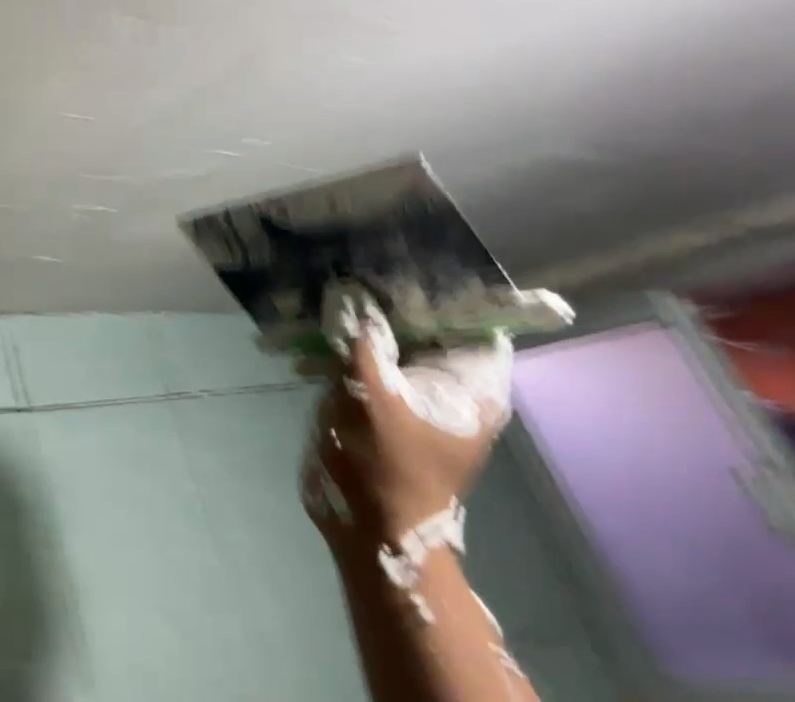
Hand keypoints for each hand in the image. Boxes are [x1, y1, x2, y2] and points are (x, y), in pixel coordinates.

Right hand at [303, 286, 515, 545]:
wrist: (371, 530)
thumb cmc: (386, 466)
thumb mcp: (371, 396)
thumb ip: (361, 344)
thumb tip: (351, 296)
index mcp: (474, 389)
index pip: (476, 323)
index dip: (446, 292)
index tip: (406, 264)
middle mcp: (454, 391)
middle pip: (432, 331)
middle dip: (396, 303)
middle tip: (359, 270)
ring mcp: (420, 403)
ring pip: (398, 349)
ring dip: (367, 327)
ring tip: (334, 293)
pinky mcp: (388, 412)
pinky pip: (374, 368)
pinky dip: (351, 351)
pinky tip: (319, 333)